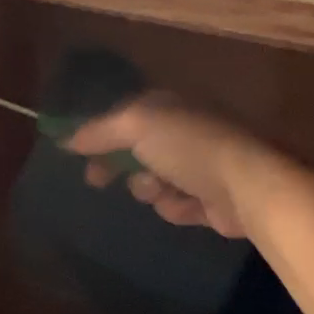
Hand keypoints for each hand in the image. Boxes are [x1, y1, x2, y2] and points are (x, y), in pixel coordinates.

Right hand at [67, 94, 261, 237]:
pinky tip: (187, 205)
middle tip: (98, 180)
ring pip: (151, 181)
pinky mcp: (210, 200)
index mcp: (169, 106)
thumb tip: (66, 138)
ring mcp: (199, 166)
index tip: (77, 153)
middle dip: (119, 165)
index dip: (99, 132)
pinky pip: (175, 205)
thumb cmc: (189, 146)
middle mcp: (183, 132)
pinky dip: (176, 207)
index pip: (124, 115)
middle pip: (135, 150)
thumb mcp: (135, 125)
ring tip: (161, 189)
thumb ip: (98, 130)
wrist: (248, 186)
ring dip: (149, 188)